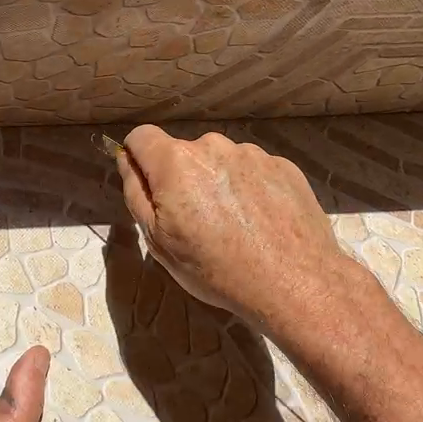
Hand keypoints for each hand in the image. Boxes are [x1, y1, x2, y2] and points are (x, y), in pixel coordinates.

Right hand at [117, 125, 359, 351]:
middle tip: (196, 223)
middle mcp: (212, 146)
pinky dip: (250, 190)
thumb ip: (136, 193)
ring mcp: (252, 154)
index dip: (138, 159)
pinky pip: (253, 171)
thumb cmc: (216, 268)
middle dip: (182, 179)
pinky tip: (262, 224)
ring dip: (217, 183)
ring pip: (219, 162)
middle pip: (183, 153)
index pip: (141, 137)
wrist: (296, 284)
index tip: (149, 189)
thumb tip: (126, 160)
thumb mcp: (158, 240)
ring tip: (235, 227)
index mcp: (176, 162)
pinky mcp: (284, 167)